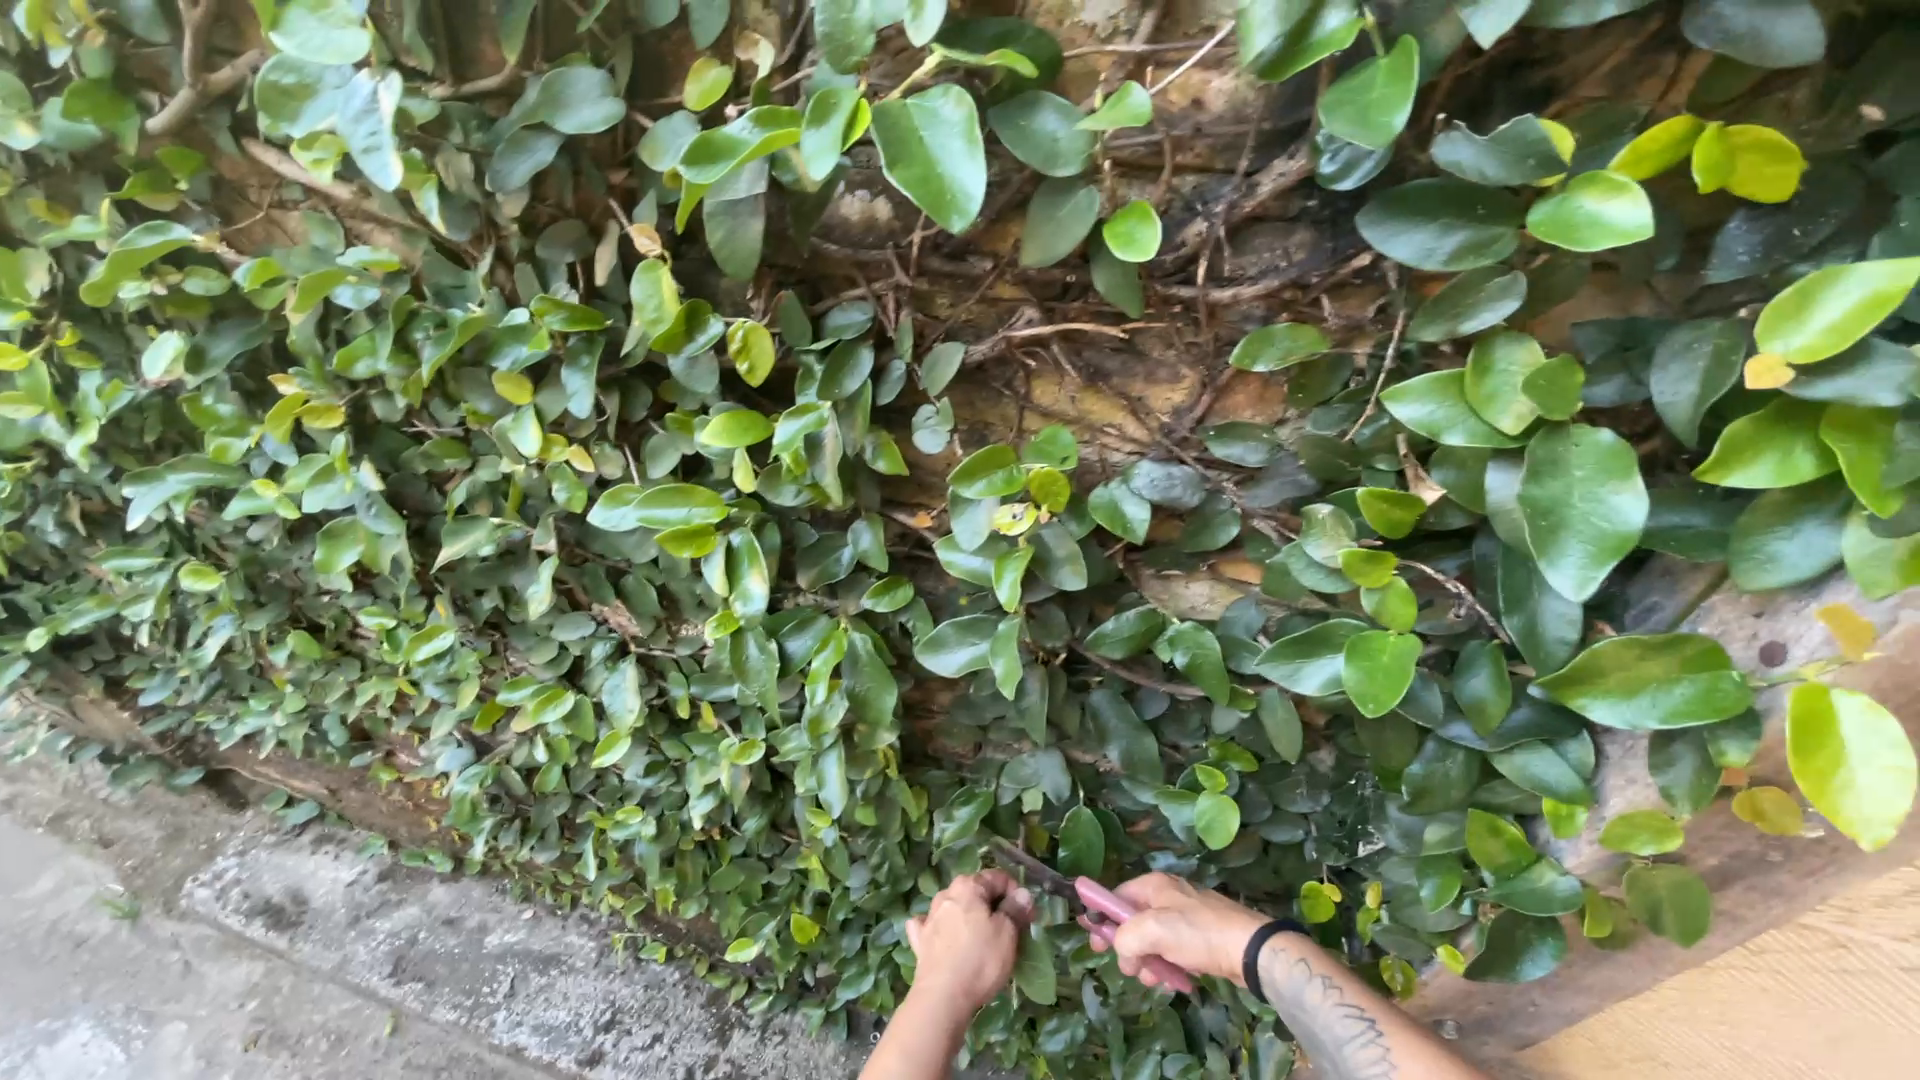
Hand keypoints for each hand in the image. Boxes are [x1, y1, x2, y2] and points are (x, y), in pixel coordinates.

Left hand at [903, 870, 1034, 1018]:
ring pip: (954, 906)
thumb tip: (1022, 893)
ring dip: (969, 915)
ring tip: (982, 938)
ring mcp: (929, 916)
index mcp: (968, 886)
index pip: (999, 877)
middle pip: (976, 891)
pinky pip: (932, 924)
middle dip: (994, 905)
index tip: (1027, 916)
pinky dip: (941, 927)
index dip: (1016, 894)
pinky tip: (944, 936)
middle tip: (1010, 929)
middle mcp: (946, 894)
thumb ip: (1015, 909)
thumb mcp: (1007, 933)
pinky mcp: (919, 939)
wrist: (942, 998)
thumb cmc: (980, 961)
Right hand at [1084, 873, 1269, 986]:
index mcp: (1153, 886)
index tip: (1096, 944)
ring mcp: (1185, 918)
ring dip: (1149, 963)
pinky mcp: (1200, 938)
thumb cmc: (1198, 933)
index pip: (1115, 897)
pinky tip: (1174, 982)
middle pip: (1133, 922)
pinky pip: (1173, 952)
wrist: (1250, 949)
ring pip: (1153, 941)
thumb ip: (1125, 938)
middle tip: (1132, 970)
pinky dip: (1168, 966)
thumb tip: (1123, 953)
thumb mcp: (1153, 930)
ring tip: (1156, 980)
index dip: (1102, 919)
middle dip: (1129, 949)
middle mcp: (1167, 897)